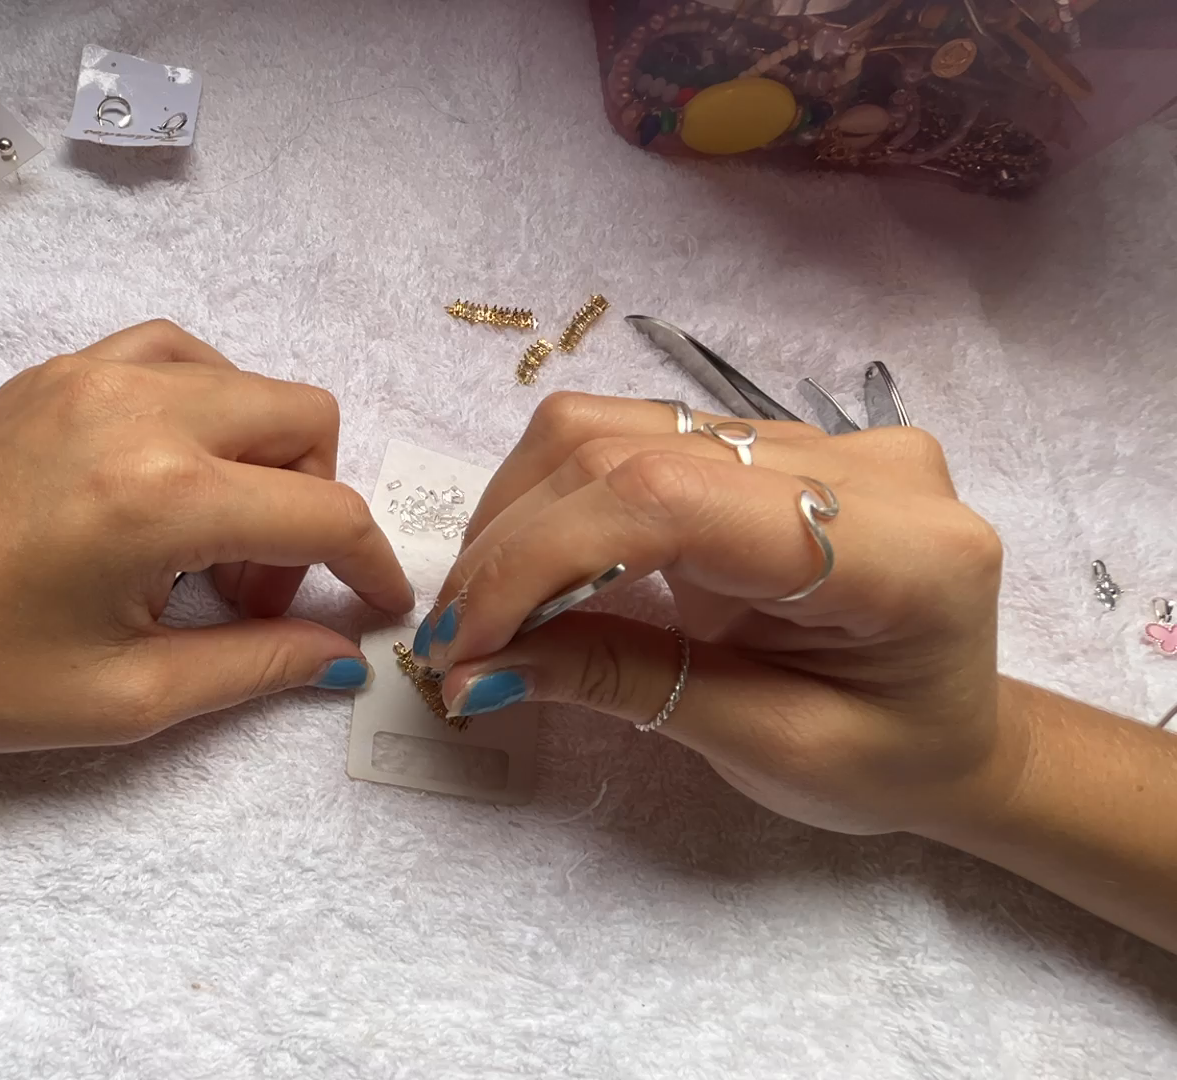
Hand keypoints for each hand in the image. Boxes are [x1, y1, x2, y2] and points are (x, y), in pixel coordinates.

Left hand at [0, 320, 411, 758]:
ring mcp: (90, 372)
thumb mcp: (128, 696)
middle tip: (257, 589)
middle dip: (314, 505)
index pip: (324, 511)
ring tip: (206, 537)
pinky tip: (166, 475)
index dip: (372, 564)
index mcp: (160, 495)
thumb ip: (257, 666)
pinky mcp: (53, 370)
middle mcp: (138, 408)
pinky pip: (173, 358)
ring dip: (260, 456)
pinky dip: (205, 411)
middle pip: (303, 419)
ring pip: (245, 381)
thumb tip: (344, 654)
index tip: (379, 608)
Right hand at [421, 392, 1010, 835]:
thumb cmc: (885, 760)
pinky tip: (524, 555)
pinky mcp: (742, 437)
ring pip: (593, 428)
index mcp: (896, 550)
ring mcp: (793, 433)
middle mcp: (846, 460)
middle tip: (451, 638)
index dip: (536, 561)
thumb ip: (613, 683)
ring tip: (480, 600)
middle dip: (504, 550)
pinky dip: (537, 497)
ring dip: (508, 515)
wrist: (950, 726)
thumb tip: (470, 671)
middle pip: (611, 455)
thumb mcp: (758, 744)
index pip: (661, 503)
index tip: (461, 643)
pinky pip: (606, 435)